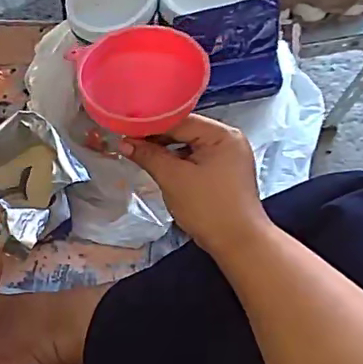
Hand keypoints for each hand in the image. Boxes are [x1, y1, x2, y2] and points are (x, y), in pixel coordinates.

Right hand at [119, 114, 271, 257]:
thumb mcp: (173, 179)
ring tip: (139, 153)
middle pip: (186, 131)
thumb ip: (148, 156)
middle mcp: (228, 139)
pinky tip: (160, 166)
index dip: (149, 125)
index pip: (179, 120)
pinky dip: (178, 162)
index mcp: (221, 134)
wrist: (239, 243)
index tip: (123, 129)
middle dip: (157, 138)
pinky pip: (197, 159)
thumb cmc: (207, 208)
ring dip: (166, 150)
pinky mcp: (226, 172)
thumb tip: (124, 143)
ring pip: (190, 146)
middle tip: (127, 142)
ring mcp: (229, 156)